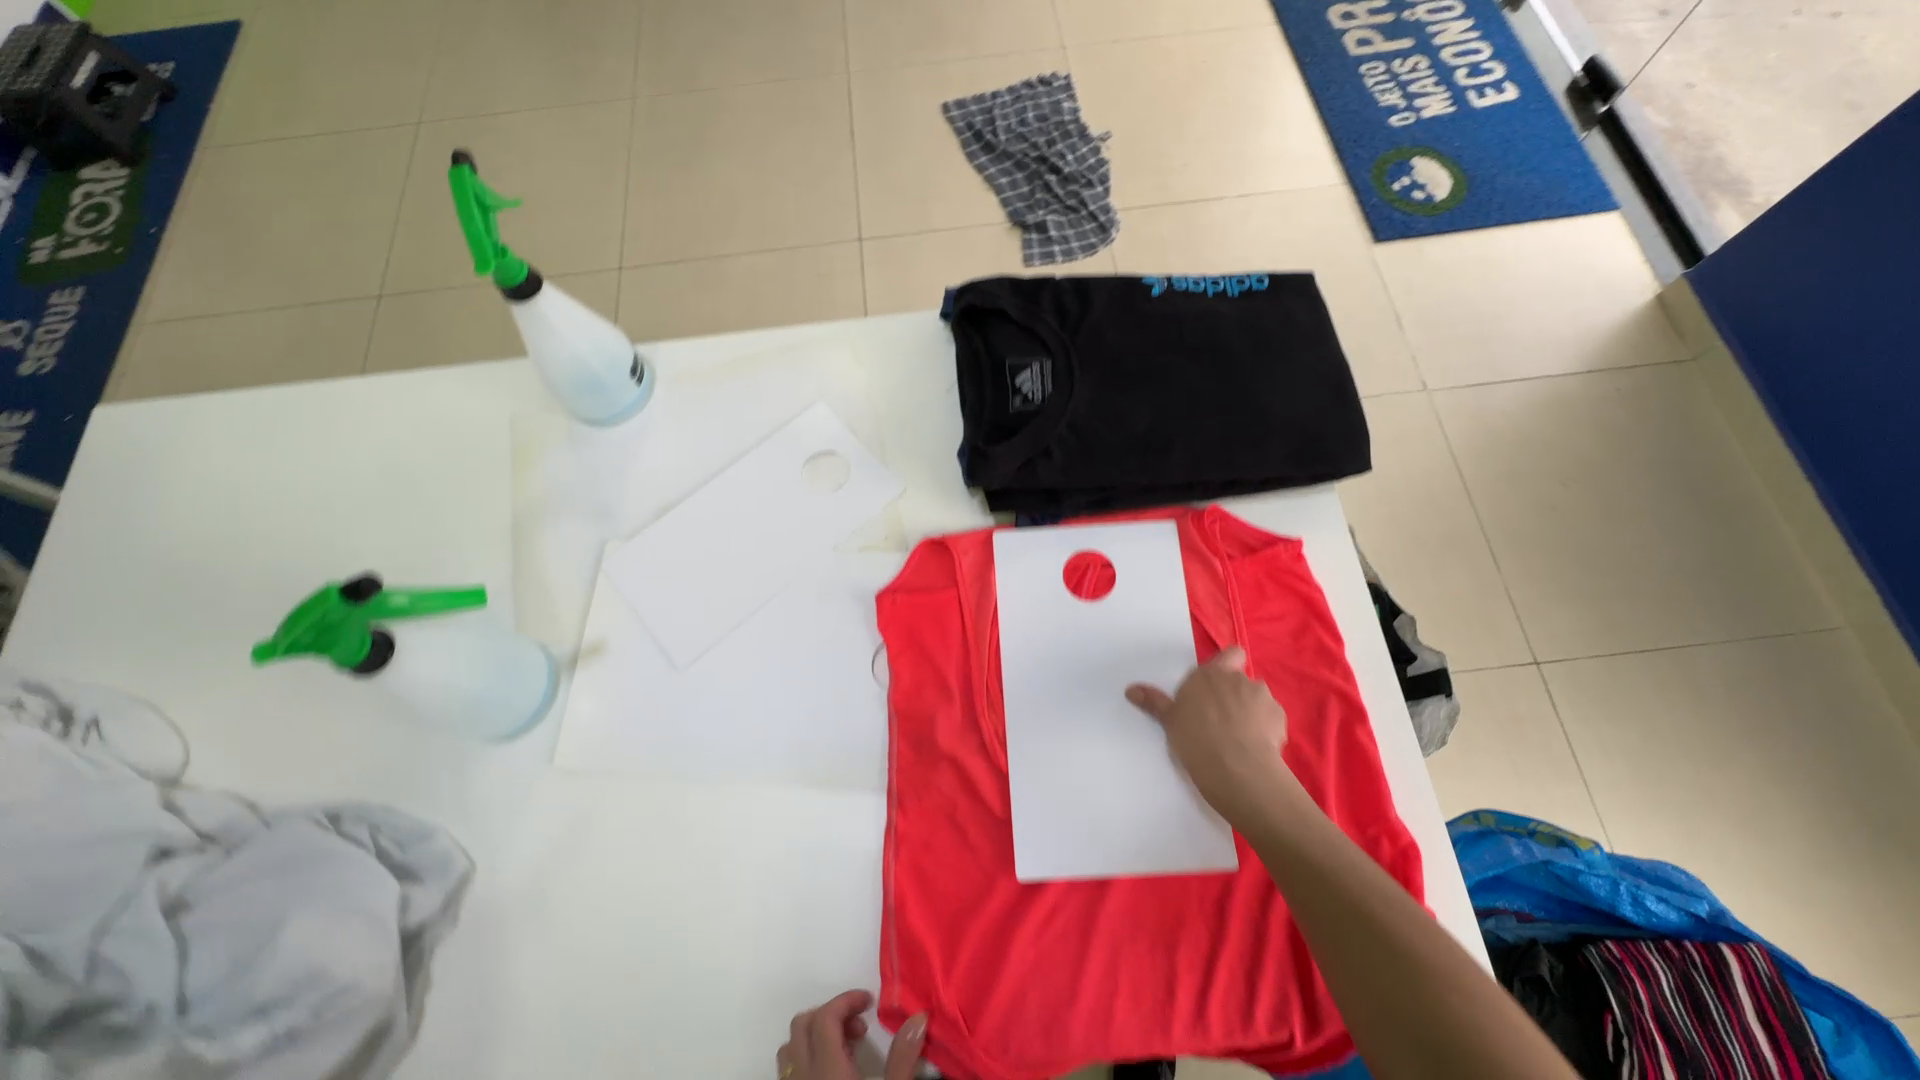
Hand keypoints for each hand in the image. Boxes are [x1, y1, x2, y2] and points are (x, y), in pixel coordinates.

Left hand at [776, 990, 925, 1079]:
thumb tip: (918, 1017)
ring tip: (844, 1047)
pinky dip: (806, 1056)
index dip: (846, 1001)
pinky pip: (788, 1068)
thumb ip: (903, 1058)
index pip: (826, 1016)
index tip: (869, 1001)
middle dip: (830, 1014)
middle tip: (858, 1026)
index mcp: (827, 1067)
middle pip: (802, 1024)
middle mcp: (802, 1074)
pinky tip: (830, 1069)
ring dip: (814, 1036)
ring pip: (790, 1046)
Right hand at [1126, 646, 1297, 825]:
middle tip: (1222, 721)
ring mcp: (1262, 697)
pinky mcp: (1280, 717)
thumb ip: (1155, 702)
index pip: (1230, 654)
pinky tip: (1255, 748)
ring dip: (1252, 712)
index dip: (1228, 666)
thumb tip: (1130, 689)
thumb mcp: (1170, 721)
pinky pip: (1272, 720)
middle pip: (1241, 681)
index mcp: (1210, 675)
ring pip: (1258, 700)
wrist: (1235, 767)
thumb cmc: (1196, 739)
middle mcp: (1238, 679)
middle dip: (1235, 696)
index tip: (1217, 687)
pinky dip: (1266, 730)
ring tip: (1240, 738)